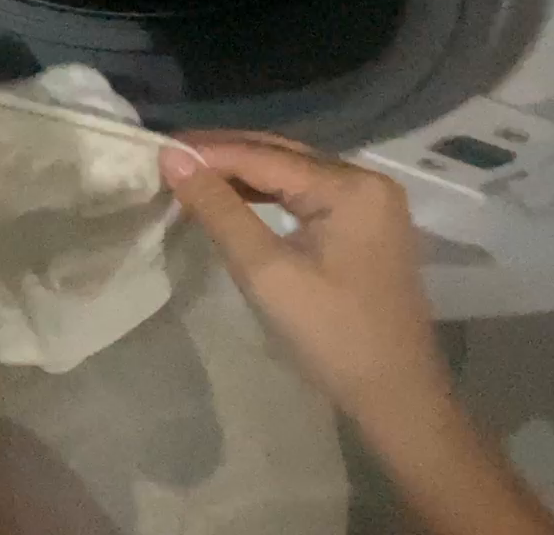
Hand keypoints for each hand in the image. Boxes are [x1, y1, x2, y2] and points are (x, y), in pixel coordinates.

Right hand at [160, 133, 449, 416]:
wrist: (396, 401)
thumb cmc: (331, 336)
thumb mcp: (264, 270)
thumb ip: (217, 207)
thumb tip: (170, 156)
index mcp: (350, 187)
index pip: (262, 155)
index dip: (206, 152)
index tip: (156, 151)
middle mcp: (364, 180)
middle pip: (277, 153)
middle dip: (220, 153)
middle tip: (166, 156)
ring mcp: (366, 201)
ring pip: (286, 169)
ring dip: (236, 169)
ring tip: (187, 172)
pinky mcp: (360, 222)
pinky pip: (299, 189)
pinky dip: (259, 189)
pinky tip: (227, 194)